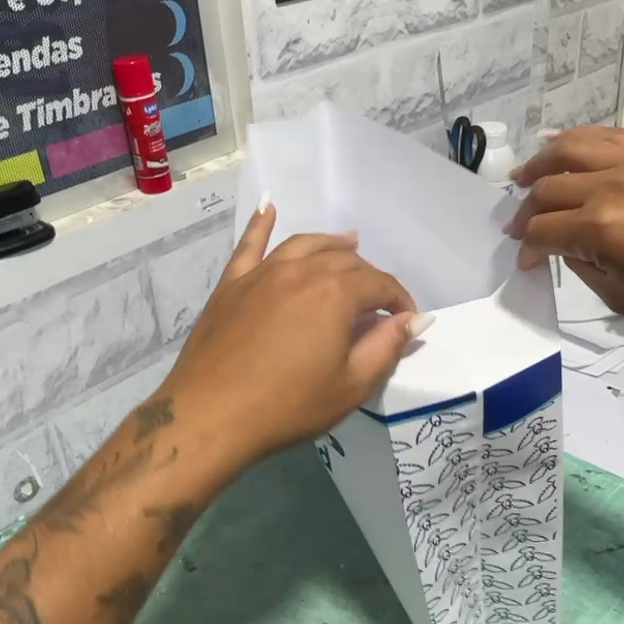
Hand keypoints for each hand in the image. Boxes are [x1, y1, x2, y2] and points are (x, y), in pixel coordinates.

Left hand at [161, 203, 422, 463]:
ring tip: (347, 244)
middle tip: (377, 302)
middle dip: (368, 277)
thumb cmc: (287, 406)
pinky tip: (268, 208)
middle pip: (344, 261)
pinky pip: (249, 245)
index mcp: (334, 293)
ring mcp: (261, 274)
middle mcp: (300, 271)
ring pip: (303, 245)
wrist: (211, 415)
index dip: (399, 301)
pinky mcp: (231, 285)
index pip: (379, 284)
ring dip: (330, 243)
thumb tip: (411, 320)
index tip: (407, 321)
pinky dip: (261, 224)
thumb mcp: (350, 386)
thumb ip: (385, 347)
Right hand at [505, 127, 623, 332]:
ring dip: (540, 163)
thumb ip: (585, 268)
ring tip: (525, 175)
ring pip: (569, 147)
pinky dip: (577, 140)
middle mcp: (614, 186)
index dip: (526, 248)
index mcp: (603, 231)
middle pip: (547, 188)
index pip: (541, 231)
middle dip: (525, 211)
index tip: (526, 261)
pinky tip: (564, 150)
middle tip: (519, 226)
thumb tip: (564, 247)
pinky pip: (607, 134)